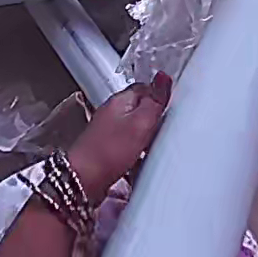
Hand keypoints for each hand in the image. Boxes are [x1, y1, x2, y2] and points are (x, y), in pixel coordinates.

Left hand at [65, 73, 171, 201]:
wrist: (83, 179)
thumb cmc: (108, 151)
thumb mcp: (141, 123)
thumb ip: (154, 101)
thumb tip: (164, 77)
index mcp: (119, 101)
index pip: (144, 87)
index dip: (160, 94)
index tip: (174, 103)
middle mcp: (112, 114)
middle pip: (139, 108)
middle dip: (155, 116)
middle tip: (168, 126)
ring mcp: (108, 132)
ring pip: (134, 127)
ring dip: (147, 135)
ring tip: (157, 144)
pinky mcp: (108, 150)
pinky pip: (129, 145)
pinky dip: (138, 150)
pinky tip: (143, 159)